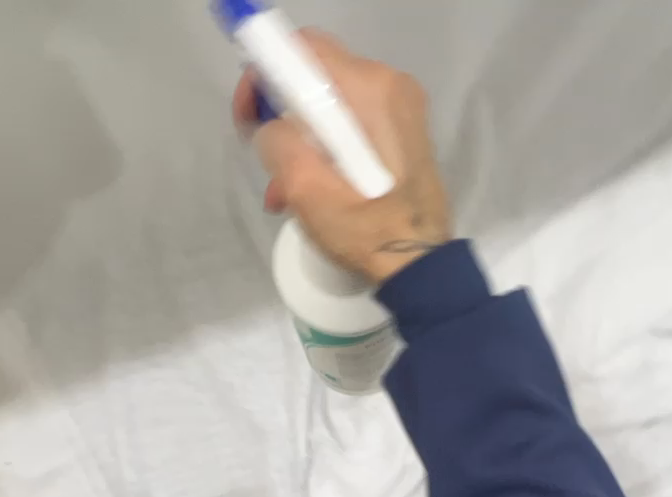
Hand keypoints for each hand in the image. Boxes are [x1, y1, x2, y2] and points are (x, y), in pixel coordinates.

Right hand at [234, 31, 452, 284]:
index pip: (303, 50)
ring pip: (334, 111)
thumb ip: (278, 142)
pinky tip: (316, 194)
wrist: (421, 270)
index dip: (265, 74)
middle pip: (318, 82)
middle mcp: (392, 88)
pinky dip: (330, 154)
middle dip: (284, 121)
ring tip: (286, 195)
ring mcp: (403, 114)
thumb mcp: (307, 189)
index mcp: (371, 90)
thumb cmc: (366, 232)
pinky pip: (355, 130)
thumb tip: (273, 129)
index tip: (249, 115)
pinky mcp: (406, 140)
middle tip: (269, 168)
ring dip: (304, 147)